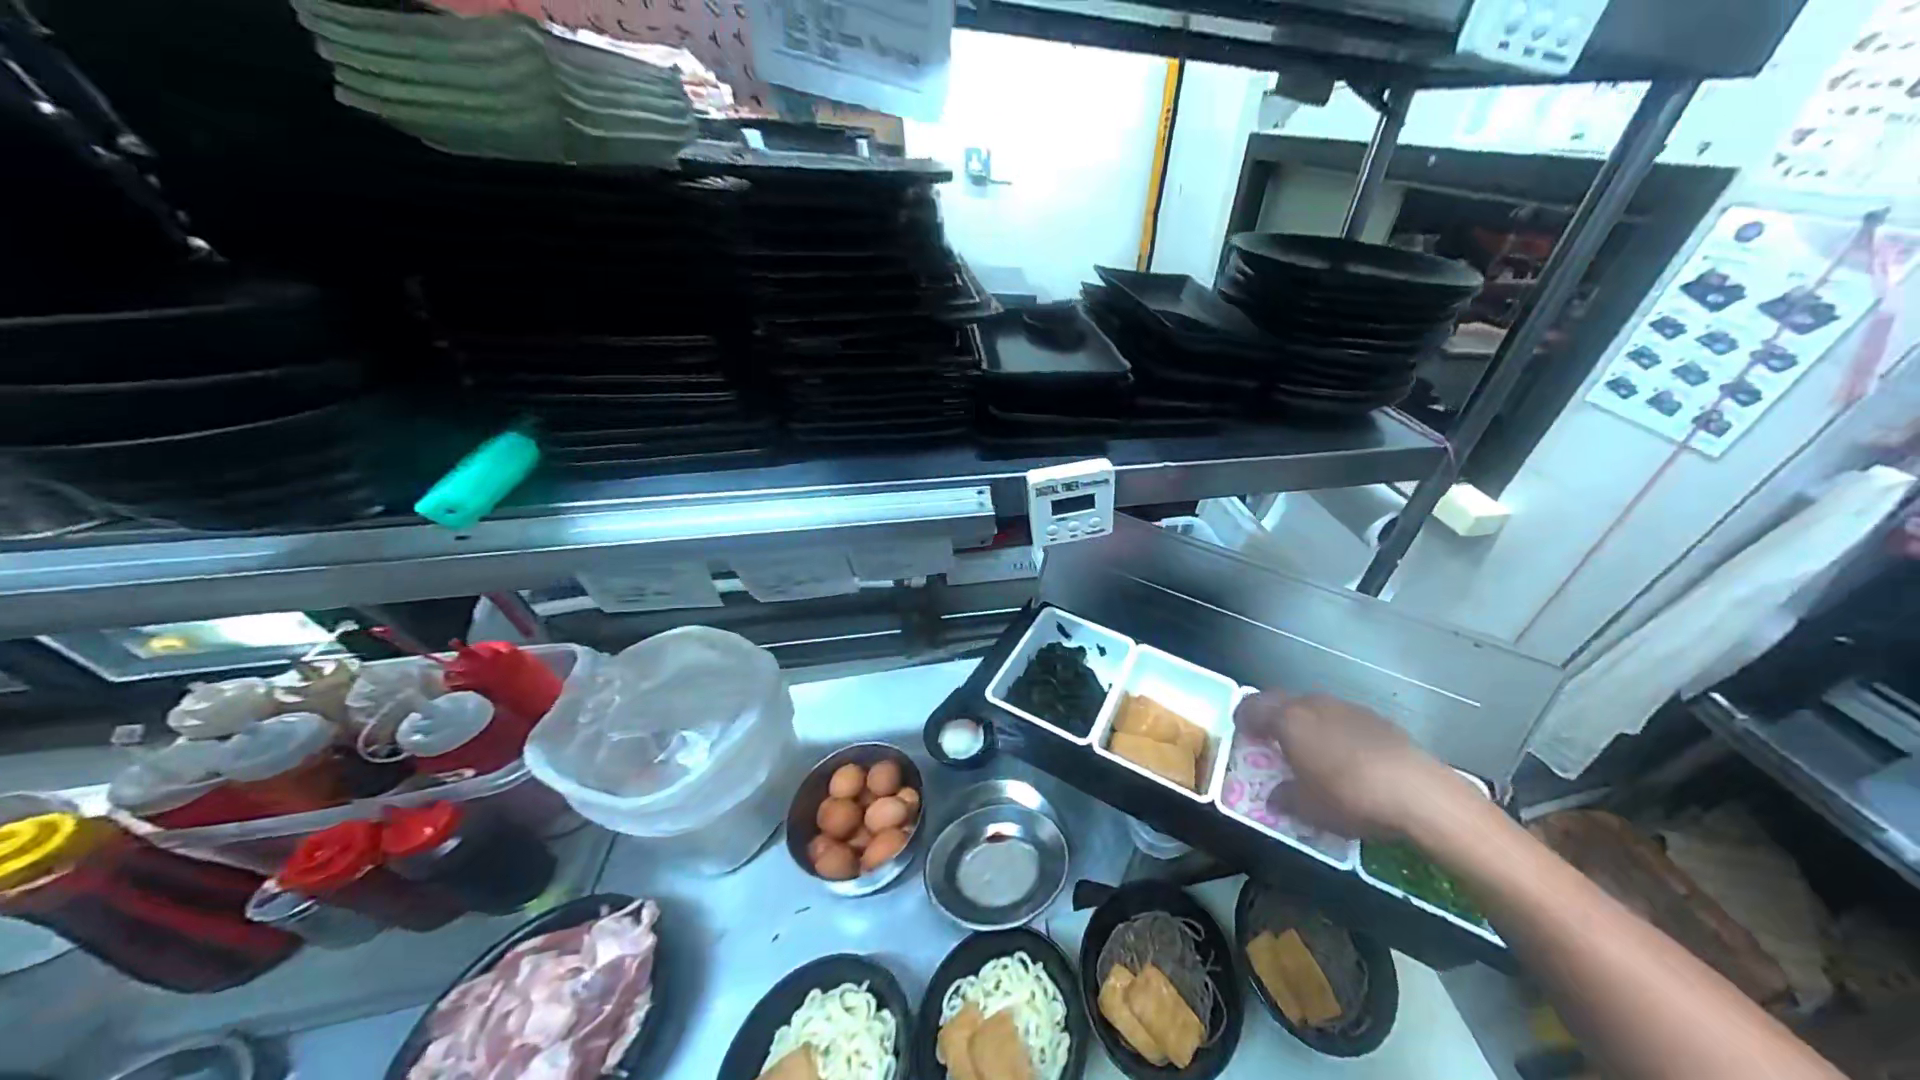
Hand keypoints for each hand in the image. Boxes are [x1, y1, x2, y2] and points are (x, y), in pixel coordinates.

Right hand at [1233, 691, 1464, 839]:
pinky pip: (1342, 718)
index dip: (1243, 720)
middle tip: (1270, 740)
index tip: (1243, 735)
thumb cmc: (1349, 796)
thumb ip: (1284, 797)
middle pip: (1282, 701)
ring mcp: (1348, 708)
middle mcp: (1314, 705)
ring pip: (1314, 707)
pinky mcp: (1378, 719)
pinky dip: (1334, 731)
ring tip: (1309, 749)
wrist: (1419, 794)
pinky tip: (1346, 757)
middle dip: (1272, 717)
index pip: (1252, 707)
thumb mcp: (1307, 807)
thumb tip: (1275, 797)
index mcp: (1288, 720)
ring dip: (1305, 723)